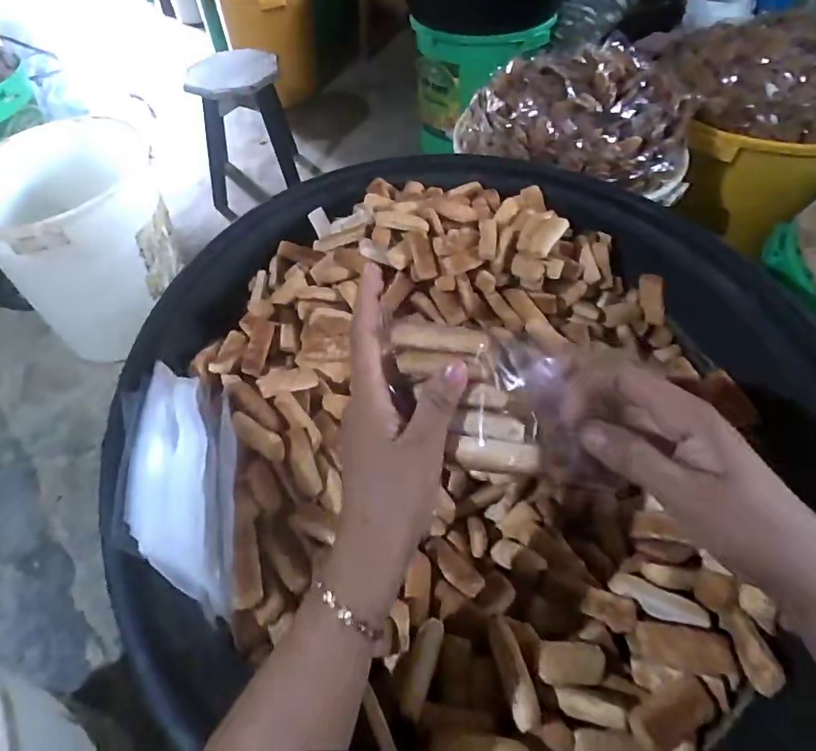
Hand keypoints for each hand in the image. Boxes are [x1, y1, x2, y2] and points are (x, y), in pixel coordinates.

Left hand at [324, 264, 467, 620]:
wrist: (369, 549)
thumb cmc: (395, 498)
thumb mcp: (423, 451)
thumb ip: (437, 406)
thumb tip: (454, 362)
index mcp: (366, 398)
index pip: (364, 337)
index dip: (368, 301)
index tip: (372, 266)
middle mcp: (361, 403)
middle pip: (368, 349)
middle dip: (380, 315)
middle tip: (398, 285)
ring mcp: (366, 422)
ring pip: (380, 373)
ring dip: (395, 347)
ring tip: (417, 324)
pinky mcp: (376, 440)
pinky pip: (390, 396)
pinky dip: (406, 379)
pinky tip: (427, 381)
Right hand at [564, 362, 815, 612]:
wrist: (806, 571)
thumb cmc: (746, 528)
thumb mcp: (683, 494)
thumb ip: (631, 456)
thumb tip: (582, 427)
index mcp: (687, 413)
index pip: (623, 376)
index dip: (586, 386)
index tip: (561, 418)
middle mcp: (685, 416)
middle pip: (624, 390)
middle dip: (585, 398)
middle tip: (549, 419)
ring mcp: (687, 439)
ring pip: (630, 416)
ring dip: (596, 423)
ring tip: (562, 440)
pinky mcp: (688, 462)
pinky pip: (641, 441)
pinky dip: (614, 447)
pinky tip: (592, 463)